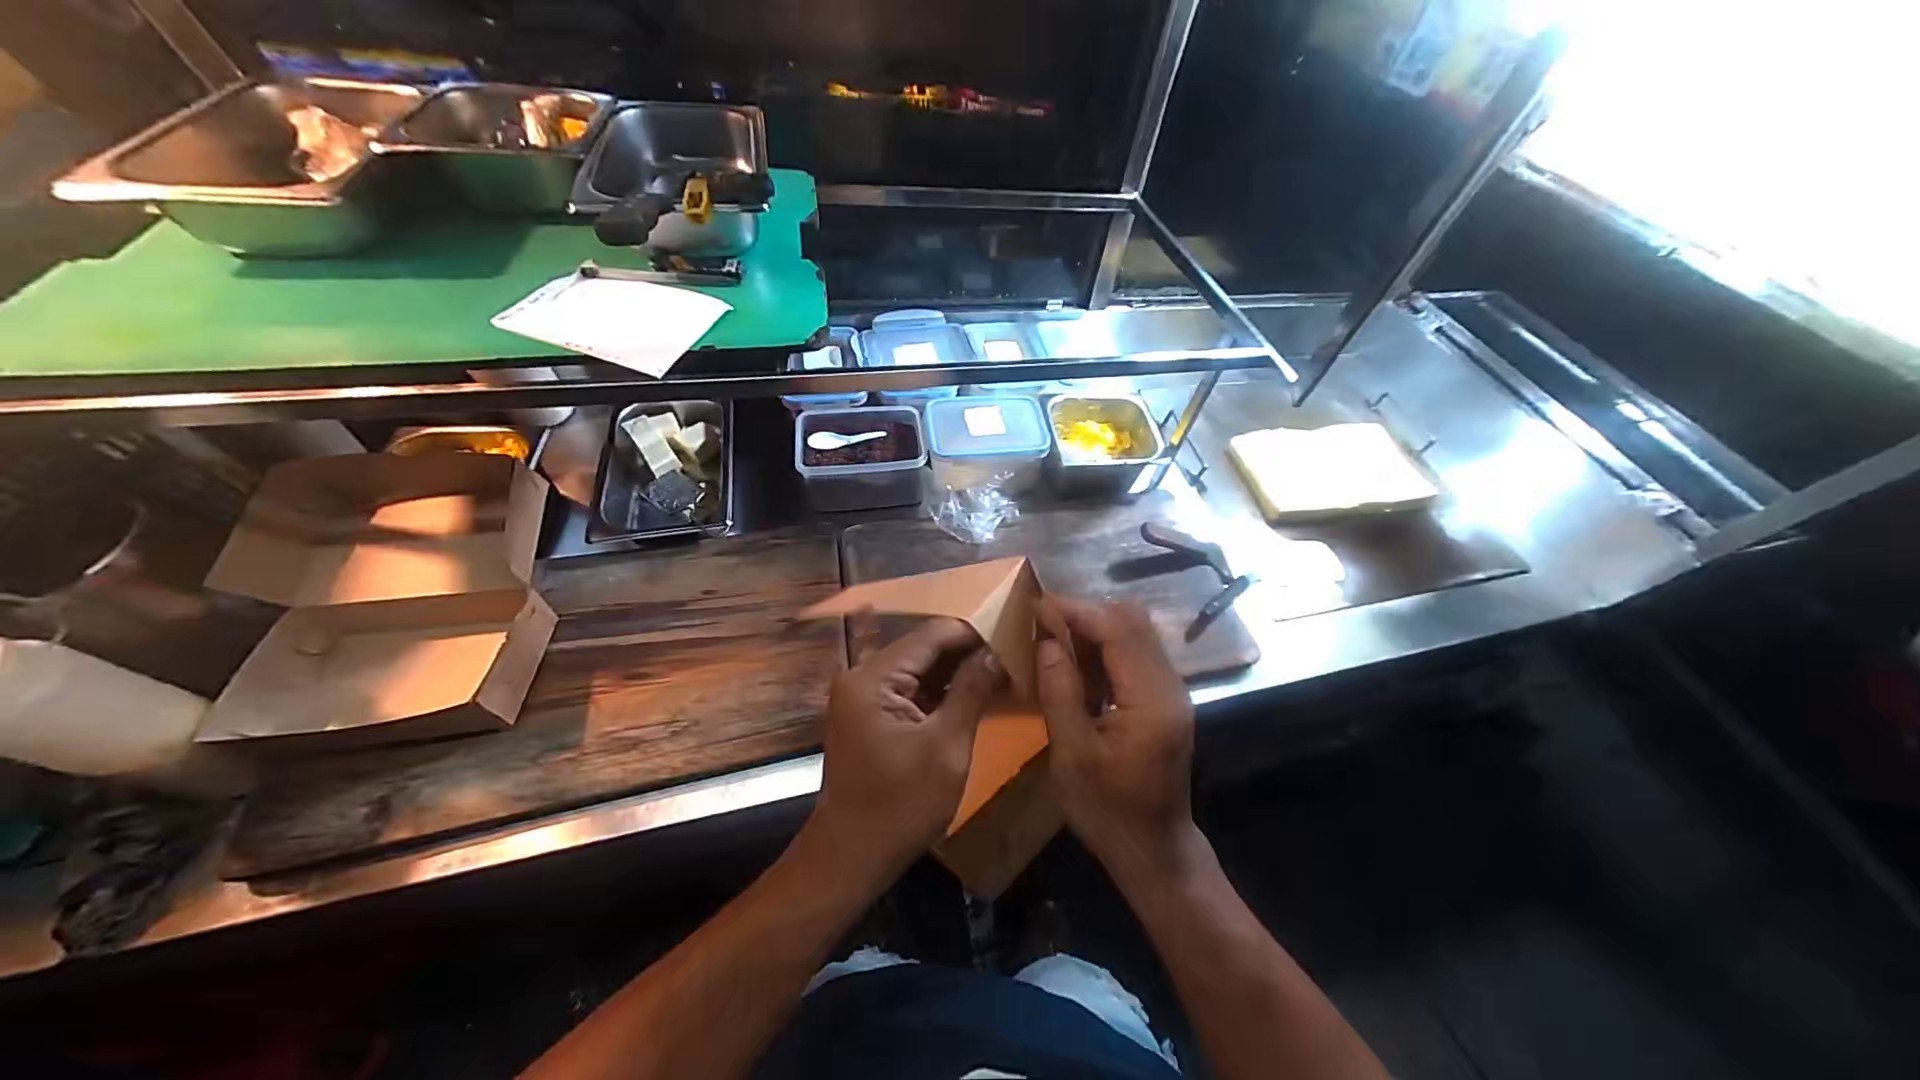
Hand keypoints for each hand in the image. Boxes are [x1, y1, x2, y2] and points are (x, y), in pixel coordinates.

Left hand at [812, 617, 1001, 876]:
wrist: (851, 856)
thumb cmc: (901, 805)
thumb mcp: (946, 747)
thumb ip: (971, 691)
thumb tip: (996, 653)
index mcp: (873, 678)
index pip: (931, 634)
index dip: (974, 632)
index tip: (1013, 634)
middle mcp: (861, 677)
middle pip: (923, 648)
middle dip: (967, 651)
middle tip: (1014, 654)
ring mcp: (862, 696)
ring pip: (917, 669)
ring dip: (955, 671)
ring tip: (1001, 670)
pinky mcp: (868, 715)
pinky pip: (908, 690)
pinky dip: (938, 691)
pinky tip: (972, 690)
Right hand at [1035, 596, 1201, 876]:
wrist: (1153, 850)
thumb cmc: (1108, 811)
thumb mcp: (1072, 757)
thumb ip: (1059, 693)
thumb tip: (1046, 641)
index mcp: (1151, 701)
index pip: (1119, 631)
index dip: (1077, 611)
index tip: (1037, 606)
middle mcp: (1170, 687)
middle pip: (1134, 622)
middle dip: (1086, 613)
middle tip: (1042, 624)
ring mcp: (1171, 691)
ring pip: (1136, 633)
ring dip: (1094, 629)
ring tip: (1053, 641)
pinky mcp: (1164, 699)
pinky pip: (1135, 654)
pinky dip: (1104, 648)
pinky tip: (1075, 665)